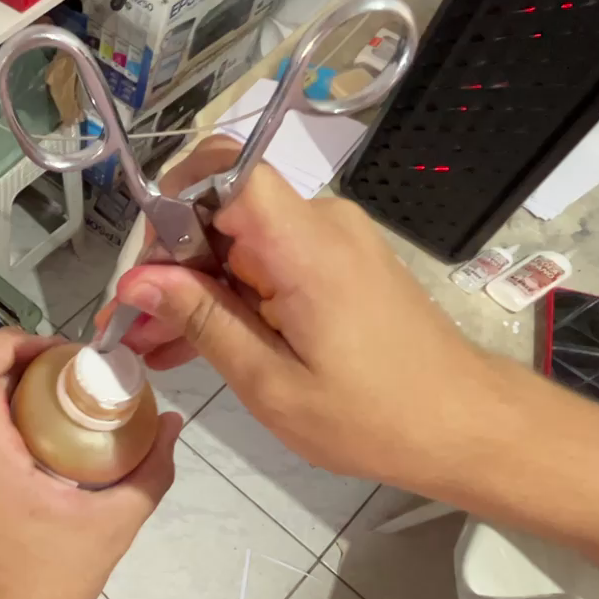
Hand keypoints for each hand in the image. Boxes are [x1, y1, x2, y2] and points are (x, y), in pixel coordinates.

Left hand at [0, 329, 181, 598]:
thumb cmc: (52, 582)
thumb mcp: (114, 525)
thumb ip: (150, 471)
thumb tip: (172, 424)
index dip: (12, 341)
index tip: (61, 348)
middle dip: (28, 361)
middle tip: (78, 369)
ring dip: (21, 390)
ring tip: (71, 397)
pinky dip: (14, 418)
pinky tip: (55, 437)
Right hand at [98, 135, 522, 497]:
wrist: (469, 427)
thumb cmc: (373, 417)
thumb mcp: (271, 382)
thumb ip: (202, 322)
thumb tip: (135, 284)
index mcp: (307, 246)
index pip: (230, 172)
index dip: (175, 198)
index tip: (146, 262)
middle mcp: (319, 225)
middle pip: (222, 214)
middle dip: (168, 266)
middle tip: (130, 325)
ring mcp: (328, 243)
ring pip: (235, 245)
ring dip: (192, 290)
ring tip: (150, 344)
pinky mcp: (331, 264)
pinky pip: (262, 266)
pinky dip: (227, 298)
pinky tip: (190, 343)